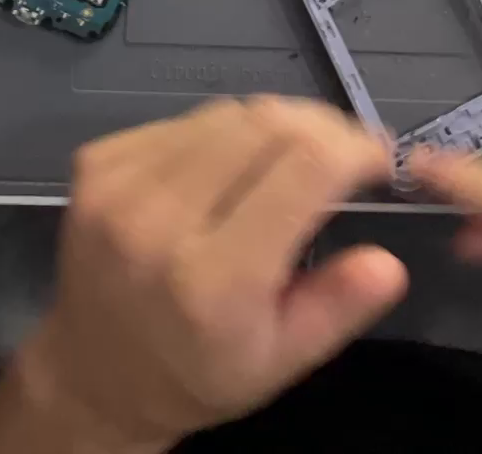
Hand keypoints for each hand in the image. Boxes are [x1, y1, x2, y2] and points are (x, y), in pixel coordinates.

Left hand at [11, 97, 407, 452]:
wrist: (93, 371)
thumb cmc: (197, 371)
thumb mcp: (280, 362)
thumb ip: (338, 307)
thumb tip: (388, 260)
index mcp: (214, 282)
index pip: (306, 169)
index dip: (356, 148)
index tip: (380, 158)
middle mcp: (160, 220)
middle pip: (269, 124)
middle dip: (324, 126)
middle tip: (347, 150)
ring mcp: (121, 183)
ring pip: (230, 111)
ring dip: (277, 123)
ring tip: (292, 156)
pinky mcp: (98, 160)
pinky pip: (187, 118)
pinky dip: (227, 129)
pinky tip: (232, 163)